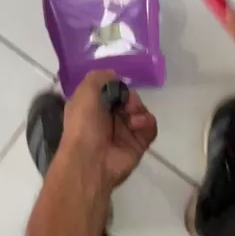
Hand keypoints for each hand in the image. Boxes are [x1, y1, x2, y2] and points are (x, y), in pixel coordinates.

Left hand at [61, 70, 158, 189]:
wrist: (90, 160)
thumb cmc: (84, 124)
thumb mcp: (85, 91)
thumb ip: (100, 77)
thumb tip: (115, 75)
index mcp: (93, 106)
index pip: (112, 91)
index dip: (118, 86)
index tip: (119, 87)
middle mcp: (108, 118)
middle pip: (129, 99)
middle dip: (131, 98)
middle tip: (128, 104)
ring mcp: (125, 131)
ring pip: (141, 111)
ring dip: (139, 109)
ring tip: (132, 118)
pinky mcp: (138, 143)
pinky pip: (150, 127)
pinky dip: (147, 123)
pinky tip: (137, 125)